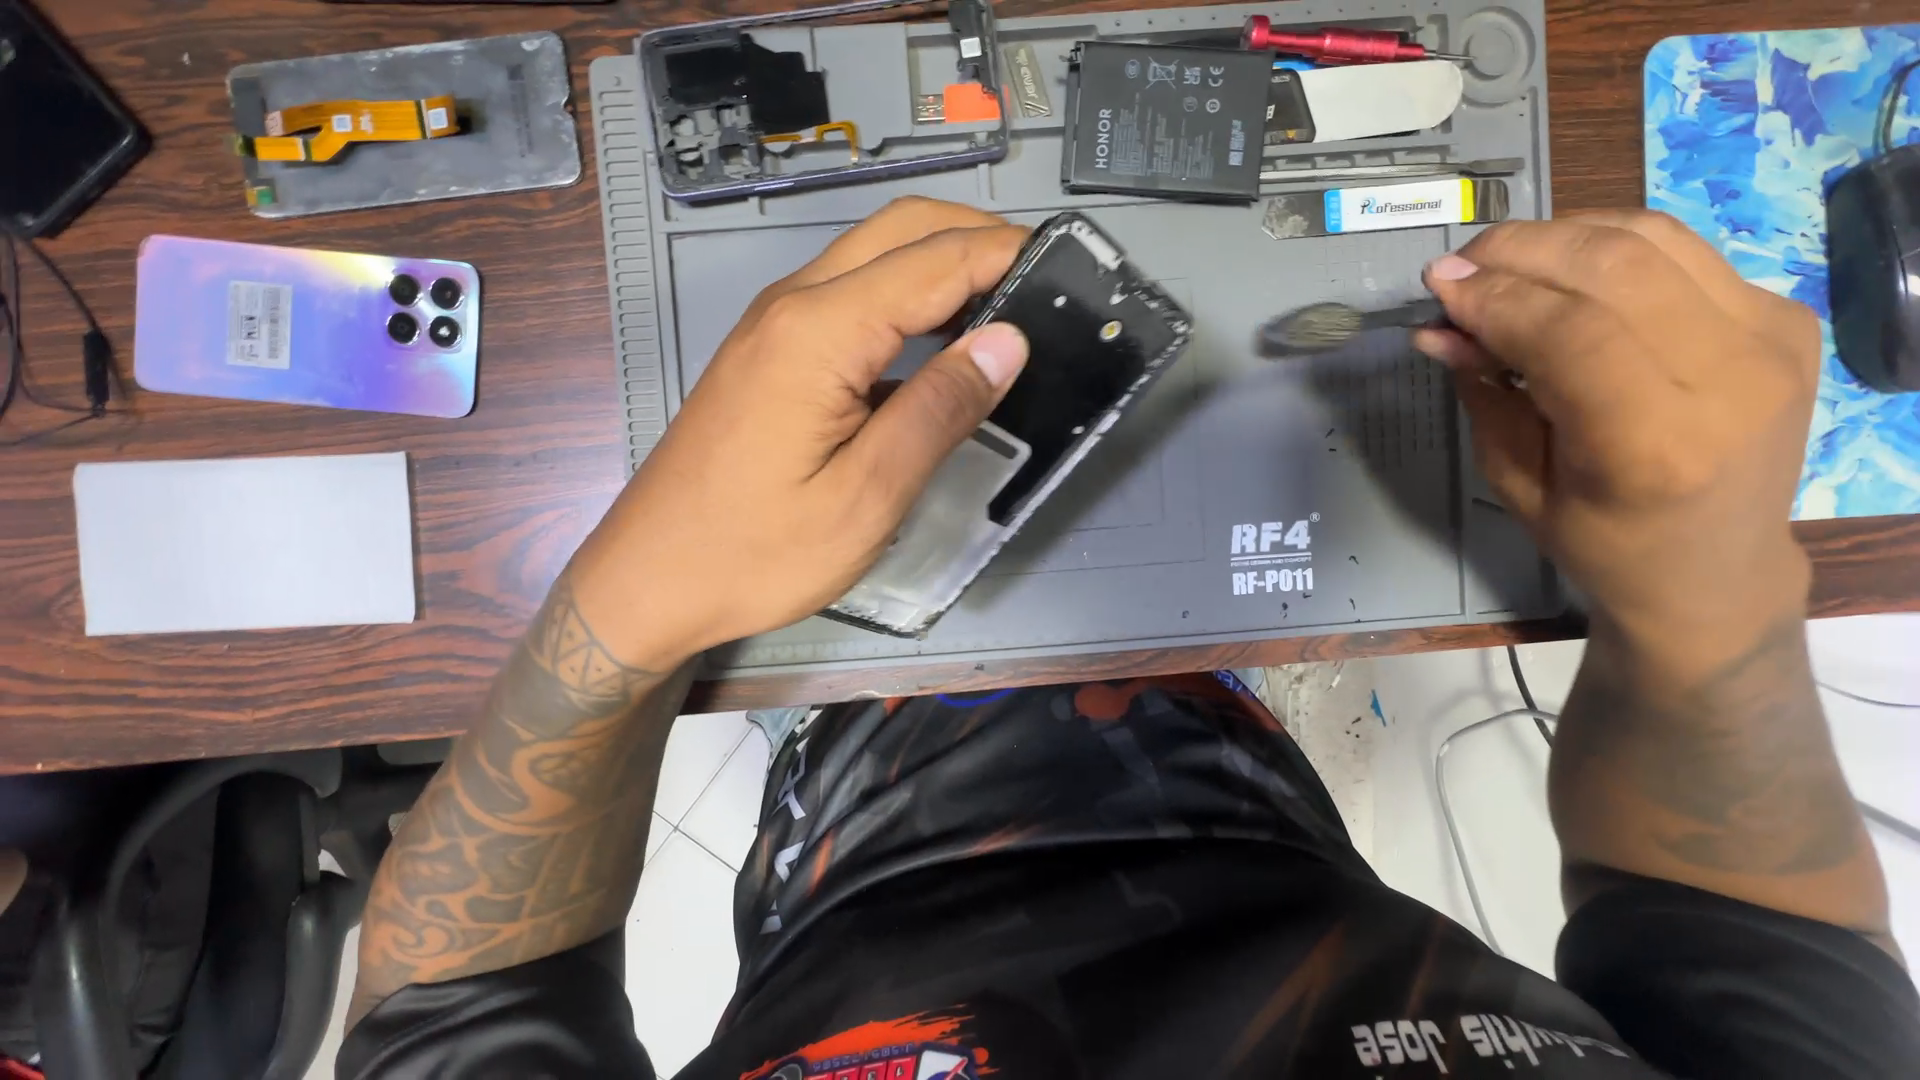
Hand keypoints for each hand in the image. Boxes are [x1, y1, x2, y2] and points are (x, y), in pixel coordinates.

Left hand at [568, 198, 1029, 669]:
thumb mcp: (867, 496)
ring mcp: (774, 326)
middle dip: (976, 238)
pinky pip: (848, 297)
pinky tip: (938, 345)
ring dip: (940, 265)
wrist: (651, 580)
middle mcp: (793, 306)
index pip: (935, 261)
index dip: (1006, 255)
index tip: (1069, 269)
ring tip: (1004, 310)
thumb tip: (1006, 342)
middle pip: (900, 230)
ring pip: (872, 256)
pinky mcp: (769, 353)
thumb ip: (939, 410)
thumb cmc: (756, 553)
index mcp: (819, 332)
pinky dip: (904, 300)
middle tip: (1041, 282)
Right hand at [1414, 211, 1821, 668]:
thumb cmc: (1601, 543)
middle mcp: (1728, 376)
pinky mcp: (1781, 314)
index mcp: (1654, 443)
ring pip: (1650, 239)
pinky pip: (1679, 250)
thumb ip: (1486, 395)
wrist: (1715, 564)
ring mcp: (1768, 336)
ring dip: (1559, 236)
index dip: (1495, 298)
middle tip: (1456, 265)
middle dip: (1518, 252)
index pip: (1570, 332)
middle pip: (1614, 267)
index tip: (1437, 287)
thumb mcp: (1518, 480)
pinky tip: (1557, 266)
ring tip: (1498, 260)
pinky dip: (1604, 244)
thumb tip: (1439, 328)